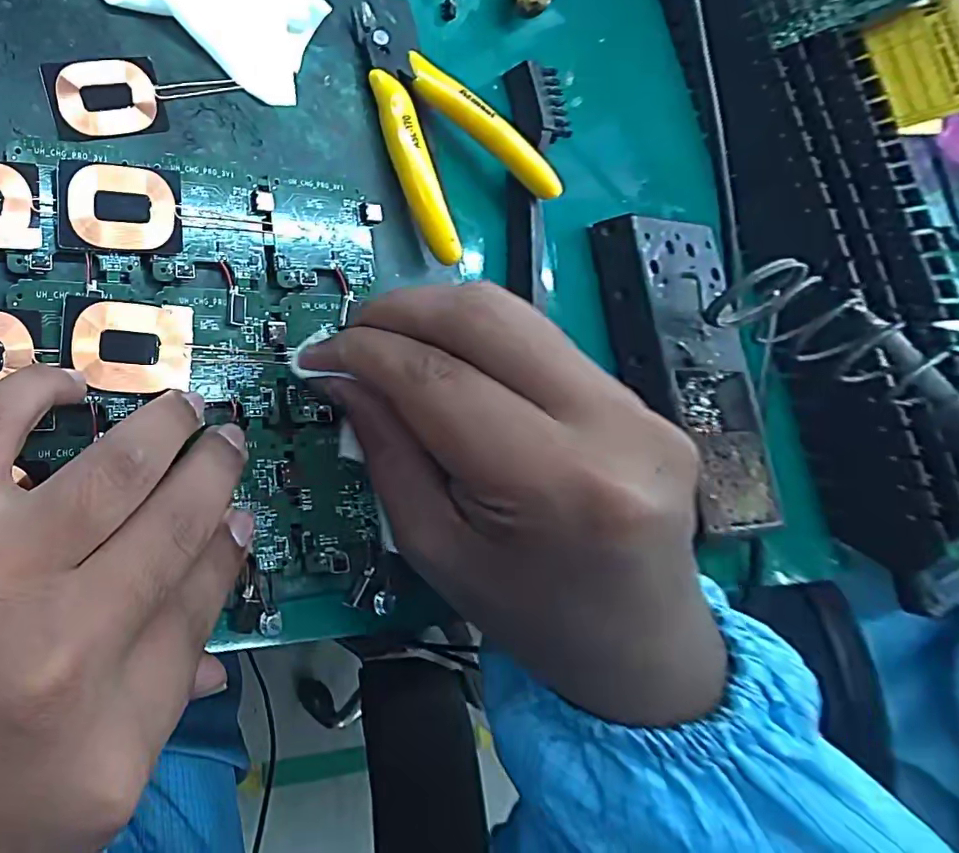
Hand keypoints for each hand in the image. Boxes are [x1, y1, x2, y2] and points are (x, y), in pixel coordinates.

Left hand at [0, 366, 253, 851]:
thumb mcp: (66, 801)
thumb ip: (148, 712)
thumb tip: (214, 641)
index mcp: (110, 736)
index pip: (197, 610)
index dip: (225, 552)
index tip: (237, 515)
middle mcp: (66, 647)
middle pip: (171, 530)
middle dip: (214, 473)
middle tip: (227, 440)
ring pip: (113, 470)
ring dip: (162, 426)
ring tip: (184, 406)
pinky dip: (38, 387)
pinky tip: (68, 384)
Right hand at [300, 282, 723, 726]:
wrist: (642, 648)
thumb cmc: (524, 611)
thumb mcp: (429, 544)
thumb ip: (384, 451)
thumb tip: (342, 378)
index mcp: (553, 483)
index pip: (436, 378)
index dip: (362, 353)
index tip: (316, 358)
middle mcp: (609, 425)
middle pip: (481, 317)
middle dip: (393, 312)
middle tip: (345, 339)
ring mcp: (633, 404)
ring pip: (508, 310)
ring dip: (428, 312)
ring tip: (381, 342)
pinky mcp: (633, 397)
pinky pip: (530, 336)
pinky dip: (465, 333)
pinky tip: (432, 358)